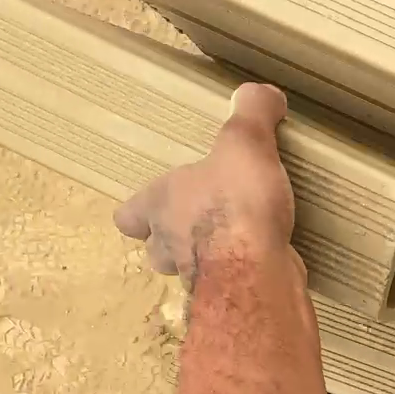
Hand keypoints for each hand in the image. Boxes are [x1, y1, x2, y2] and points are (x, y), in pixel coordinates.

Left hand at [114, 83, 296, 284]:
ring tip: (235, 259)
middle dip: (173, 248)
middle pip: (156, 253)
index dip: (138, 216)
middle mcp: (171, 244)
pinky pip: (236, 291)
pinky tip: (266, 274)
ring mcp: (201, 279)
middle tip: (199, 239)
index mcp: (158, 205)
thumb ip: (252, 116)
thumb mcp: (245, 145)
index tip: (156, 213)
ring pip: (192, 276)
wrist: (258, 268)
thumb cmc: (235, 204)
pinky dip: (247, 284)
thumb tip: (266, 91)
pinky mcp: (237, 300)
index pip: (128, 217)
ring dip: (208, 269)